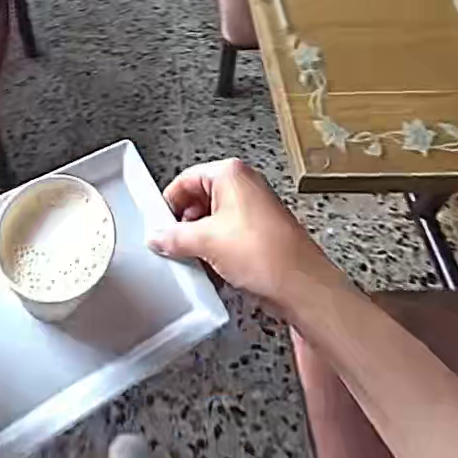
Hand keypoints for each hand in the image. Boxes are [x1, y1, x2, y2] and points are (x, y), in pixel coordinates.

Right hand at [147, 159, 347, 311]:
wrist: (299, 283)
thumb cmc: (264, 252)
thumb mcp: (207, 242)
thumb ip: (175, 237)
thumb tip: (160, 236)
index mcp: (231, 174)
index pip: (187, 178)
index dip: (170, 201)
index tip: (158, 222)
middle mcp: (244, 183)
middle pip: (200, 197)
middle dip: (185, 222)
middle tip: (172, 243)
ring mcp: (254, 205)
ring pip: (214, 217)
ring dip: (201, 238)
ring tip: (193, 258)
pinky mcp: (260, 228)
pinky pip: (228, 231)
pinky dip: (217, 246)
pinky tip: (212, 267)